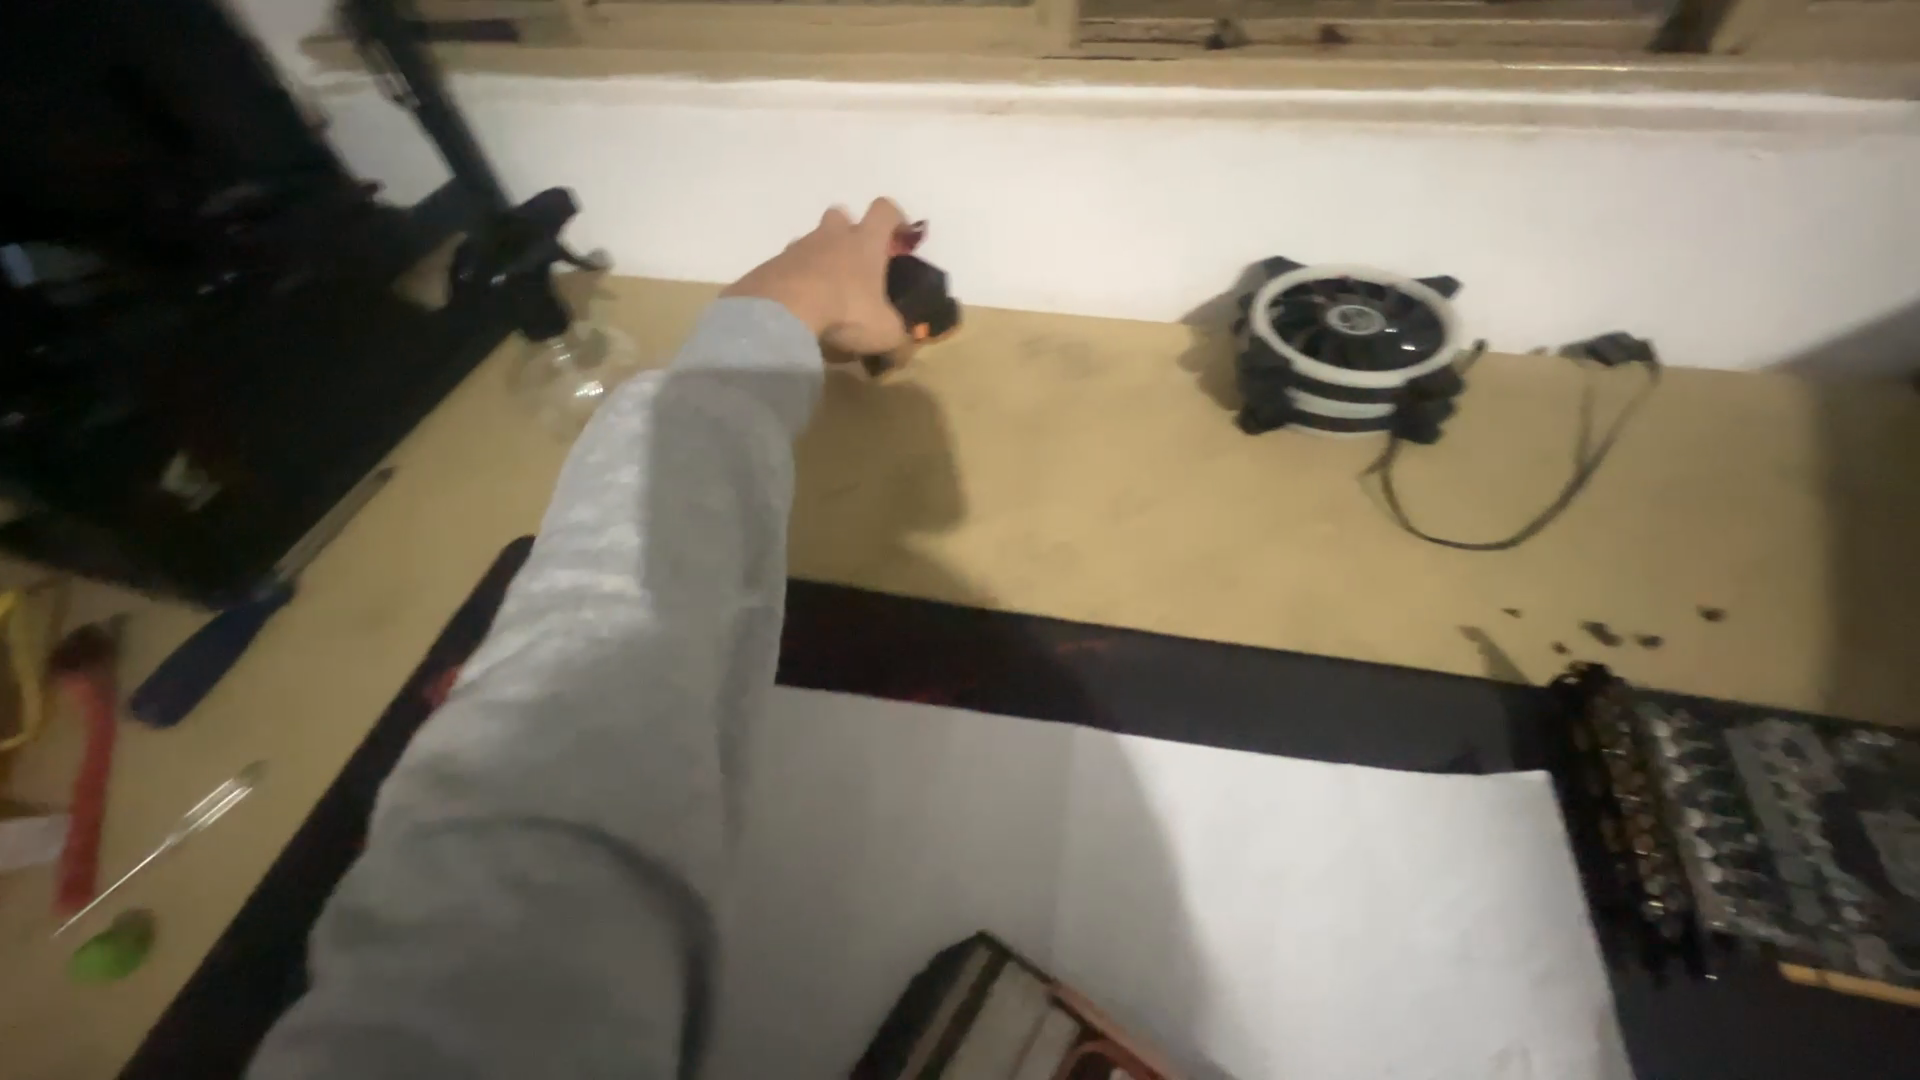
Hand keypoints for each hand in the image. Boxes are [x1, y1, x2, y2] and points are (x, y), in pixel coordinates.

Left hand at [722, 198, 912, 358]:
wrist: (783, 314)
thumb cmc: (845, 312)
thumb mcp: (884, 332)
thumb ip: (898, 338)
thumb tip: (904, 351)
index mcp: (865, 243)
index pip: (884, 210)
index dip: (894, 218)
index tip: (898, 235)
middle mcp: (831, 237)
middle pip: (840, 216)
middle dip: (847, 233)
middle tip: (854, 263)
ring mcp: (798, 248)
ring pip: (811, 242)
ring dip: (819, 259)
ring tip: (824, 293)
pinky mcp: (771, 266)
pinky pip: (787, 267)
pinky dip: (795, 281)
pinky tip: (798, 308)